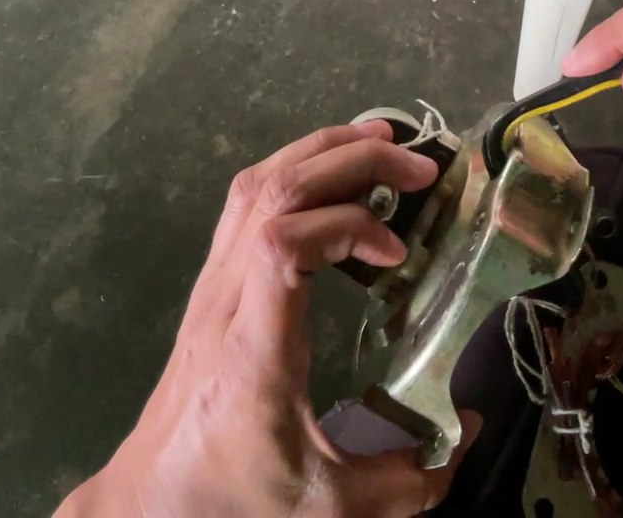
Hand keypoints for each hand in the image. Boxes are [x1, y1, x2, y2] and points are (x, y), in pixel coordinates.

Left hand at [56, 122, 475, 517]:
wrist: (151, 498)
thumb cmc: (235, 494)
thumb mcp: (329, 507)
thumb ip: (409, 480)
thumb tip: (472, 431)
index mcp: (254, 348)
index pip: (281, 244)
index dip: (347, 226)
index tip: (395, 254)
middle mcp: (228, 296)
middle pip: (277, 191)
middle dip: (354, 161)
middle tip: (418, 167)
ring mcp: (215, 278)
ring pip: (259, 181)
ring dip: (324, 149)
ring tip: (382, 141)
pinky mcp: (216, 274)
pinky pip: (251, 195)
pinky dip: (300, 164)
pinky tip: (336, 171)